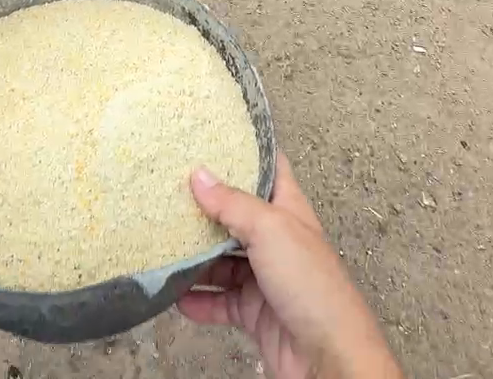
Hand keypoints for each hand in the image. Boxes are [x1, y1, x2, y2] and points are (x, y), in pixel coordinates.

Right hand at [178, 156, 401, 378]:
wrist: (327, 359)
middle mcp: (277, 239)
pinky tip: (175, 295)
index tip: (213, 135)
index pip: (269, 168)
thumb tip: (198, 174)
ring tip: (165, 243)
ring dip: (197, 256)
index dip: (247, 150)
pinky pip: (221, 300)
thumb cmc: (310, 284)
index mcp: (288, 209)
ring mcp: (266, 277)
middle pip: (238, 215)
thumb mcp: (270, 230)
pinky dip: (199, 299)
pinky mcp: (255, 312)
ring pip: (224, 259)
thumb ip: (232, 203)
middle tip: (171, 191)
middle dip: (208, 206)